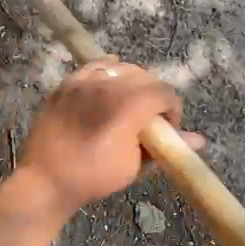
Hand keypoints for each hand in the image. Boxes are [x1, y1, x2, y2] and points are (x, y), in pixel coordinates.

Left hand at [18, 58, 205, 211]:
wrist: (46, 178)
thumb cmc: (93, 177)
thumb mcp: (134, 166)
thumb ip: (165, 147)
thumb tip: (198, 140)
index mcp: (128, 106)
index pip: (165, 92)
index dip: (173, 109)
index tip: (167, 128)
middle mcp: (107, 86)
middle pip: (144, 76)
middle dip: (153, 95)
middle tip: (149, 118)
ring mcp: (82, 83)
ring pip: (119, 68)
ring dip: (131, 82)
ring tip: (128, 103)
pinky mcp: (65, 85)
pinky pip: (92, 67)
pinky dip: (106, 71)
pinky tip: (109, 82)